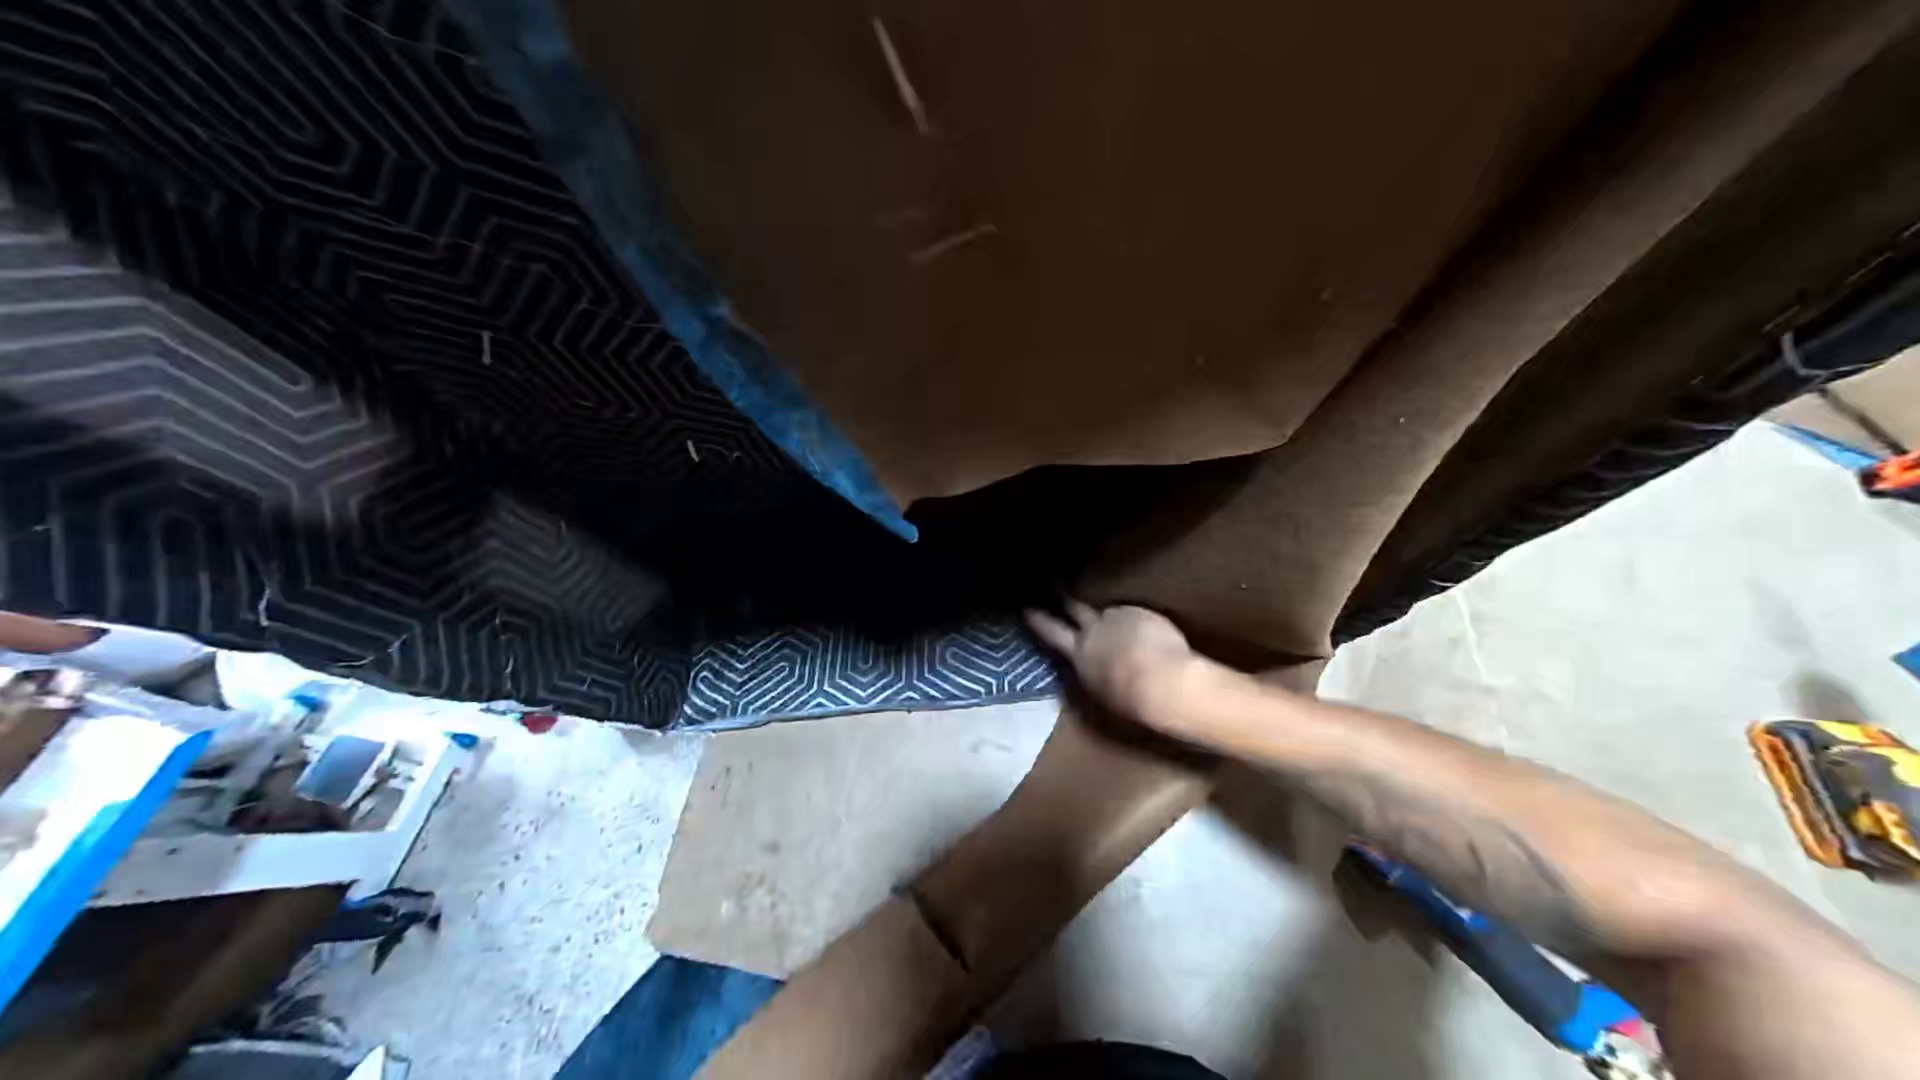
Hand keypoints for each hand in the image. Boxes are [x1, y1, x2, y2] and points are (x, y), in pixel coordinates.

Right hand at [1024, 601, 1195, 727]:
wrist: (1164, 683)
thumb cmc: (1132, 701)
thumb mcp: (1101, 693)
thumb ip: (1092, 673)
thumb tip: (1091, 667)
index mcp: (1079, 656)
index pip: (1052, 634)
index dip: (1038, 621)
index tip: (1027, 610)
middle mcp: (1093, 631)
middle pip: (1077, 610)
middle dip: (1069, 604)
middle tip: (1062, 595)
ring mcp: (1117, 618)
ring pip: (1111, 614)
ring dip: (1116, 621)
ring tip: (1130, 633)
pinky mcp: (1140, 612)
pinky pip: (1136, 616)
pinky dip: (1140, 625)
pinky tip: (1153, 638)